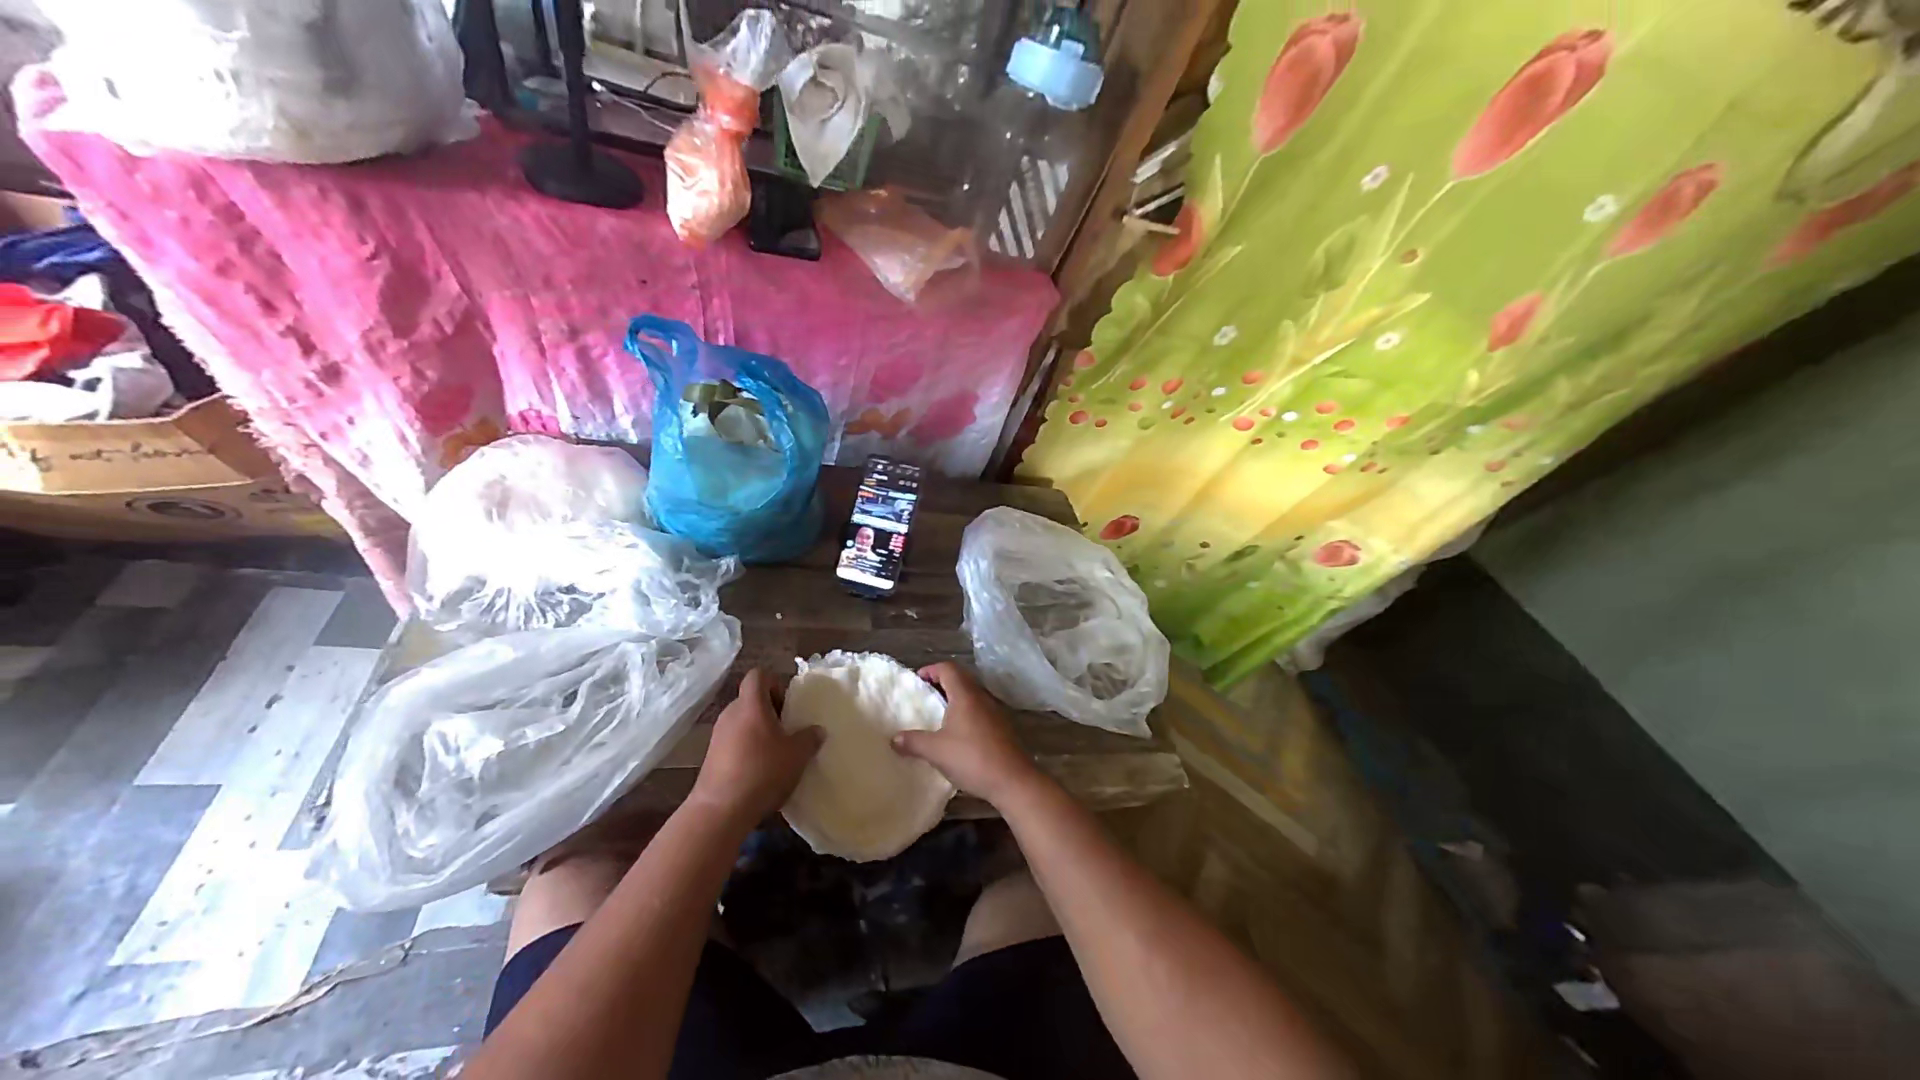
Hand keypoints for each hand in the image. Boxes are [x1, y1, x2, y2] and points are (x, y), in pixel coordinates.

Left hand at [689, 669, 822, 826]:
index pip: (758, 675)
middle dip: (771, 711)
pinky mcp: (711, 757)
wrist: (720, 810)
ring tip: (777, 753)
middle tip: (788, 730)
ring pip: (742, 721)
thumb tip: (817, 729)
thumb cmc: (763, 771)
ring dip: (759, 731)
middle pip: (751, 699)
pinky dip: (748, 748)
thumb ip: (810, 738)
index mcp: (751, 705)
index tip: (788, 705)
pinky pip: (734, 741)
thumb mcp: (797, 755)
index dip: (775, 683)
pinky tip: (760, 771)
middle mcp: (731, 713)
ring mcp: (717, 736)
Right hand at [892, 662, 1047, 806]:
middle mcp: (982, 698)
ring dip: (955, 700)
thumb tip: (894, 739)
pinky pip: (980, 712)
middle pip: (961, 679)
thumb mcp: (936, 751)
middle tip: (925, 696)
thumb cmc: (972, 758)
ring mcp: (996, 712)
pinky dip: (966, 715)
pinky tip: (958, 735)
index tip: (917, 680)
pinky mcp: (1003, 729)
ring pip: (972, 696)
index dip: (931, 670)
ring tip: (939, 716)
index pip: (948, 669)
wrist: (1013, 780)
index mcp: (965, 695)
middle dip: (942, 684)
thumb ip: (913, 742)